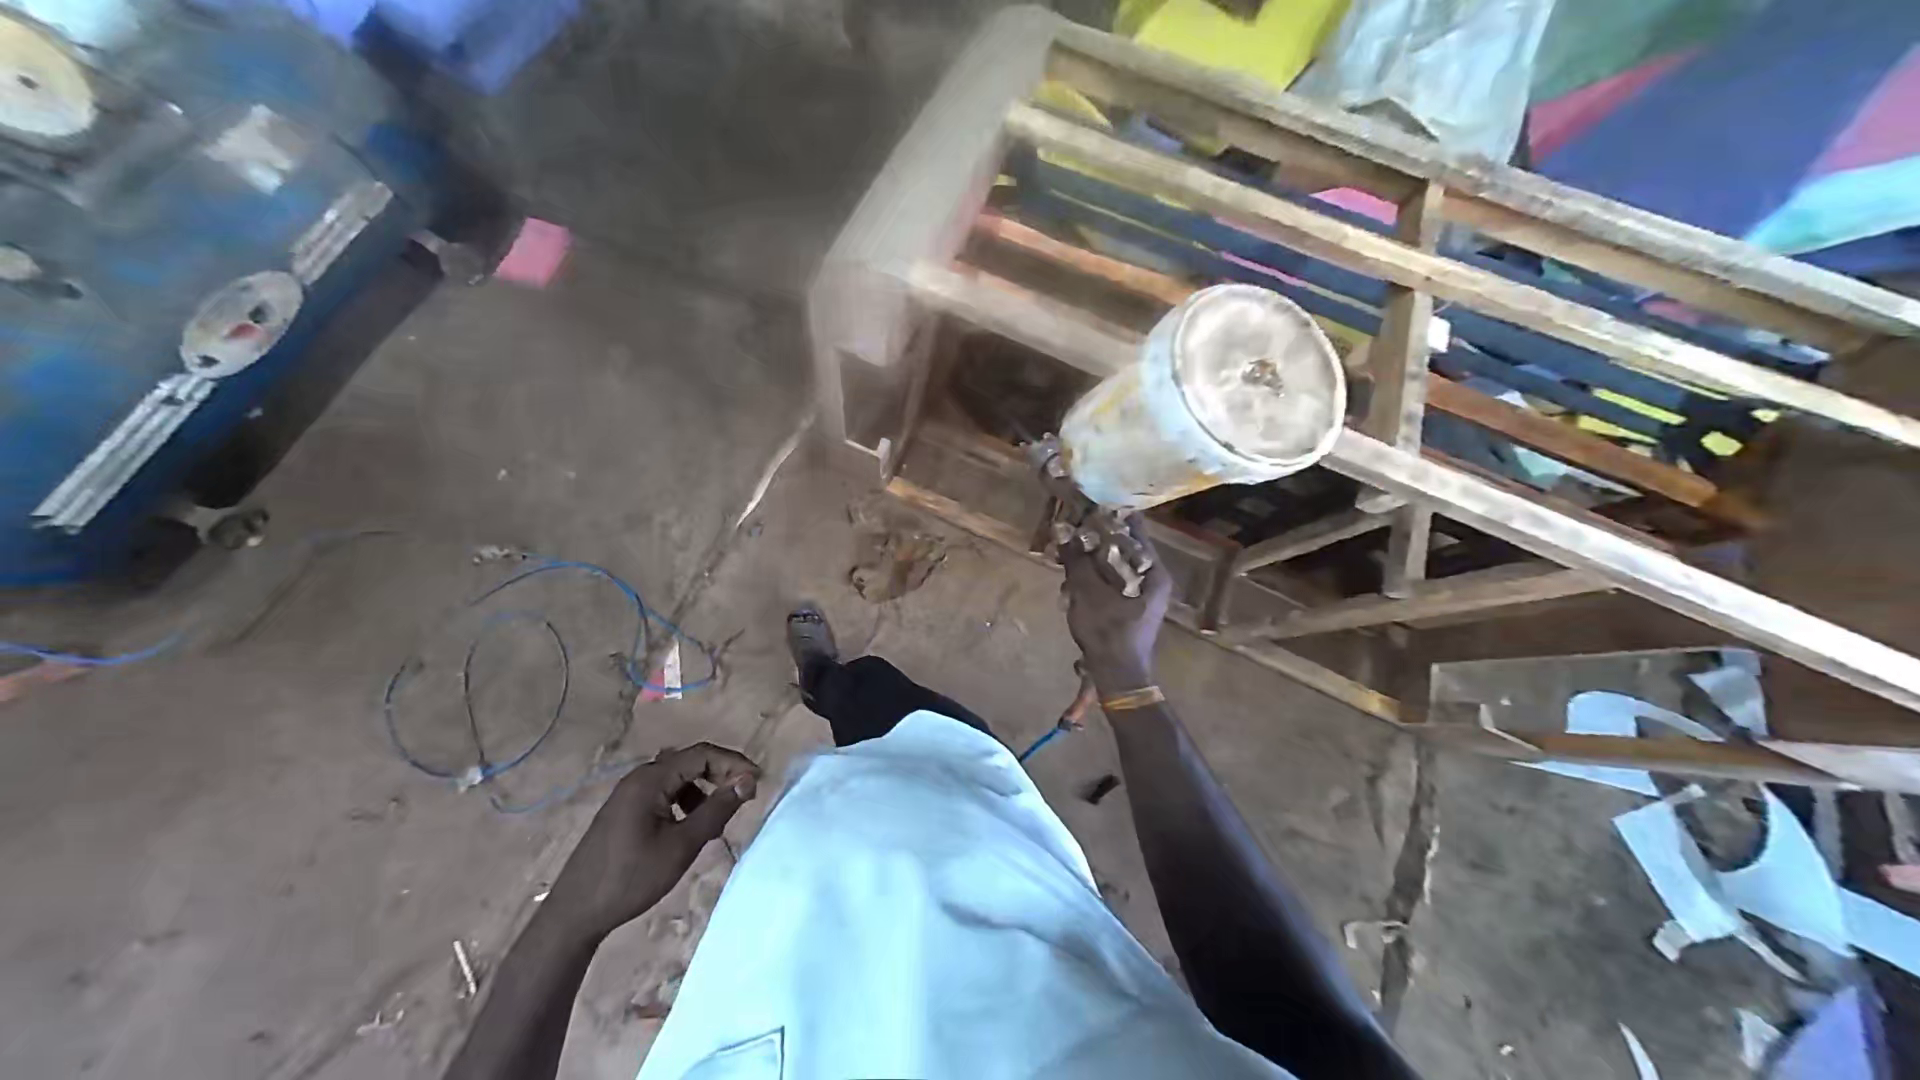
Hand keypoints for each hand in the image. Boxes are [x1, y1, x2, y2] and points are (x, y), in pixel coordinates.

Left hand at [546, 743, 758, 936]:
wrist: (575, 914)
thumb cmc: (631, 878)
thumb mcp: (682, 844)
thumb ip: (717, 809)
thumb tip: (748, 781)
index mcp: (651, 779)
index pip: (703, 754)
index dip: (734, 763)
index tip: (757, 783)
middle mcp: (639, 778)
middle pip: (691, 762)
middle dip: (721, 776)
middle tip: (743, 798)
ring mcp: (629, 794)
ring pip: (679, 779)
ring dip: (704, 791)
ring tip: (717, 820)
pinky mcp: (625, 811)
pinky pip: (665, 793)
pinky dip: (686, 802)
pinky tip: (690, 828)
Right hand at [1060, 517, 1172, 694]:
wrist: (1118, 677)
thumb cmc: (1108, 633)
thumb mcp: (1088, 593)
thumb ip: (1076, 560)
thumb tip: (1062, 529)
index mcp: (1154, 572)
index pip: (1134, 530)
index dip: (1108, 518)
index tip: (1083, 511)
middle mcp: (1154, 579)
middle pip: (1122, 547)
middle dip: (1093, 543)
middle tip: (1068, 537)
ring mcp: (1143, 595)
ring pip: (1114, 566)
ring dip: (1089, 564)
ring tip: (1066, 563)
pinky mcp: (1131, 607)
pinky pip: (1111, 584)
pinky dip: (1093, 582)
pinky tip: (1072, 589)